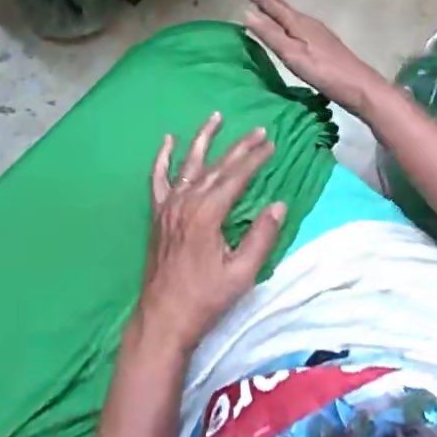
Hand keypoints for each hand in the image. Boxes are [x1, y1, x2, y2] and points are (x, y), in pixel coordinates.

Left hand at [134, 112, 287, 351]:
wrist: (162, 320)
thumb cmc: (205, 299)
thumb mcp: (241, 274)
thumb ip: (261, 237)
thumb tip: (279, 204)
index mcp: (207, 214)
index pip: (236, 177)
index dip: (255, 159)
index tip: (271, 144)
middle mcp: (186, 202)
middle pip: (217, 166)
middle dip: (240, 147)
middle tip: (259, 130)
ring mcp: (168, 206)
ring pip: (189, 164)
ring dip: (204, 139)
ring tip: (216, 116)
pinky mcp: (157, 214)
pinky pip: (158, 179)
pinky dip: (163, 158)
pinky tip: (168, 140)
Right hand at [239, 0, 392, 114]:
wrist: (360, 87)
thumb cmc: (324, 72)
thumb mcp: (292, 54)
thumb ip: (271, 35)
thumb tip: (247, 13)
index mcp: (298, 22)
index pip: (271, 4)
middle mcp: (308, 22)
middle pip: (282, 7)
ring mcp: (318, 33)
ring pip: (290, 16)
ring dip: (274, 11)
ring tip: (261, 10)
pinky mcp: (323, 44)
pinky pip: (297, 25)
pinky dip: (285, 23)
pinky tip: (286, 32)